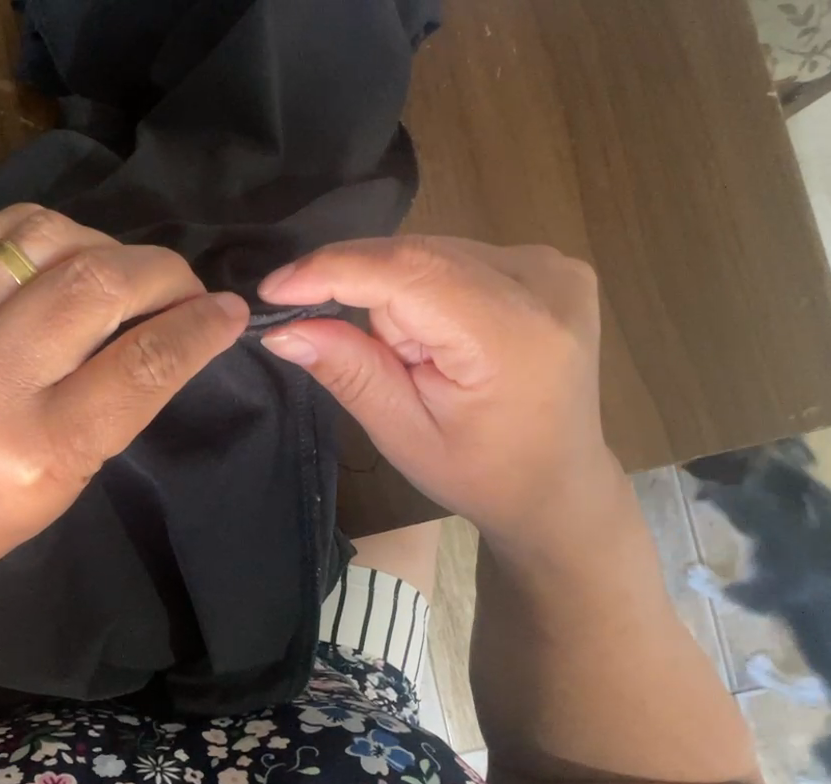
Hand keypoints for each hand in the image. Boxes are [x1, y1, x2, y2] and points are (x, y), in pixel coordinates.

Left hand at [0, 204, 248, 583]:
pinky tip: (72, 253)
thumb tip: (178, 328)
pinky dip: (52, 230)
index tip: (230, 313)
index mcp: (40, 445)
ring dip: (112, 246)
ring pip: (53, 240)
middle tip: (186, 292)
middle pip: (101, 284)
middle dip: (165, 275)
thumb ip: (123, 402)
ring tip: (128, 276)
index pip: (142, 363)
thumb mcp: (74, 478)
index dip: (200, 328)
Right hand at [256, 236, 623, 554]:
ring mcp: (552, 266)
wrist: (557, 483)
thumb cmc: (479, 474)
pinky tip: (439, 337)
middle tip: (363, 355)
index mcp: (511, 335)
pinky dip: (424, 291)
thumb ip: (349, 372)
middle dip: (366, 295)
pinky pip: (455, 258)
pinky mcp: (549, 263)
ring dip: (398, 297)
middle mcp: (542, 281)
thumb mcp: (402, 434)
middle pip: (417, 255)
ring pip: (431, 253)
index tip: (273, 289)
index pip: (407, 272)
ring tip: (416, 359)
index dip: (333, 270)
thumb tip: (283, 330)